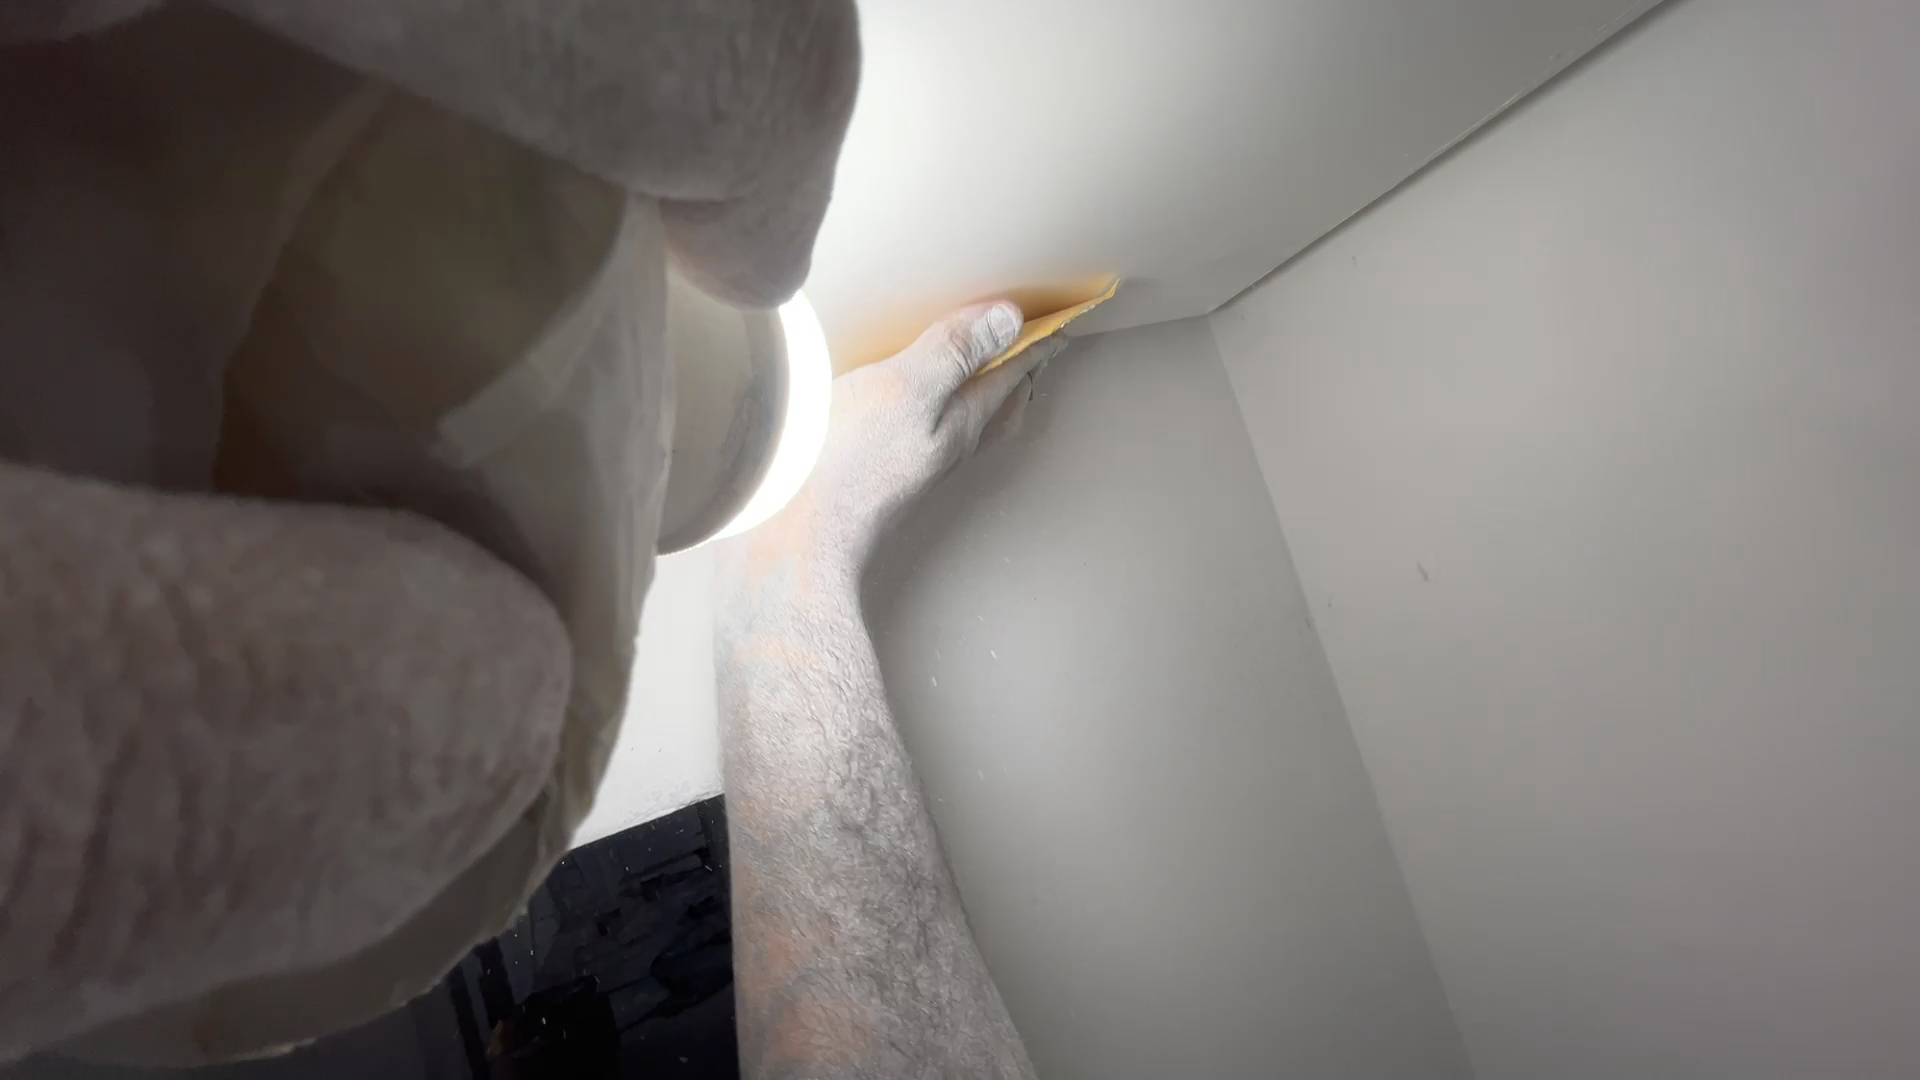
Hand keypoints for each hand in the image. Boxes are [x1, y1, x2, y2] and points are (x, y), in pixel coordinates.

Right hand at [721, 301, 1066, 592]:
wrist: (803, 537)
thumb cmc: (850, 465)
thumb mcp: (906, 391)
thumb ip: (953, 353)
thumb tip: (1007, 321)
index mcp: (961, 423)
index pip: (1010, 378)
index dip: (1035, 349)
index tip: (1058, 332)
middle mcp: (946, 446)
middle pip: (999, 408)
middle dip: (1020, 378)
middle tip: (1034, 355)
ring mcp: (917, 463)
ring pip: (970, 424)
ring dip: (987, 397)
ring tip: (990, 378)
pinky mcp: (886, 472)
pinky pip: (934, 433)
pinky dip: (946, 412)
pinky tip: (920, 407)